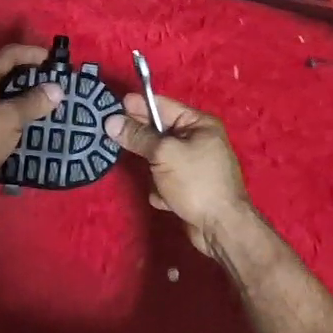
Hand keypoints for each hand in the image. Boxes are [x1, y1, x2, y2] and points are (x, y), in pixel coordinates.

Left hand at [0, 44, 65, 183]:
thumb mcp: (8, 118)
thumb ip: (33, 102)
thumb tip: (56, 88)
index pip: (10, 53)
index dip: (33, 53)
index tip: (54, 61)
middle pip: (4, 72)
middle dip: (29, 76)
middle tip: (52, 83)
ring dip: (21, 95)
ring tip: (43, 103)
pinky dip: (11, 111)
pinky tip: (25, 121)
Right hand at [104, 94, 259, 258]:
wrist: (221, 227)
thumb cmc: (196, 182)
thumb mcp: (164, 154)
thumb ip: (137, 137)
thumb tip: (111, 121)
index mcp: (199, 124)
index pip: (162, 106)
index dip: (137, 105)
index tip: (111, 105)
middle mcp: (198, 140)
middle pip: (159, 132)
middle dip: (141, 139)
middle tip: (111, 134)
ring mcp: (193, 165)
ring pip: (158, 158)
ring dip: (152, 170)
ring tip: (154, 179)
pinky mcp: (188, 186)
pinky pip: (164, 178)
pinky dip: (161, 188)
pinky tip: (166, 199)